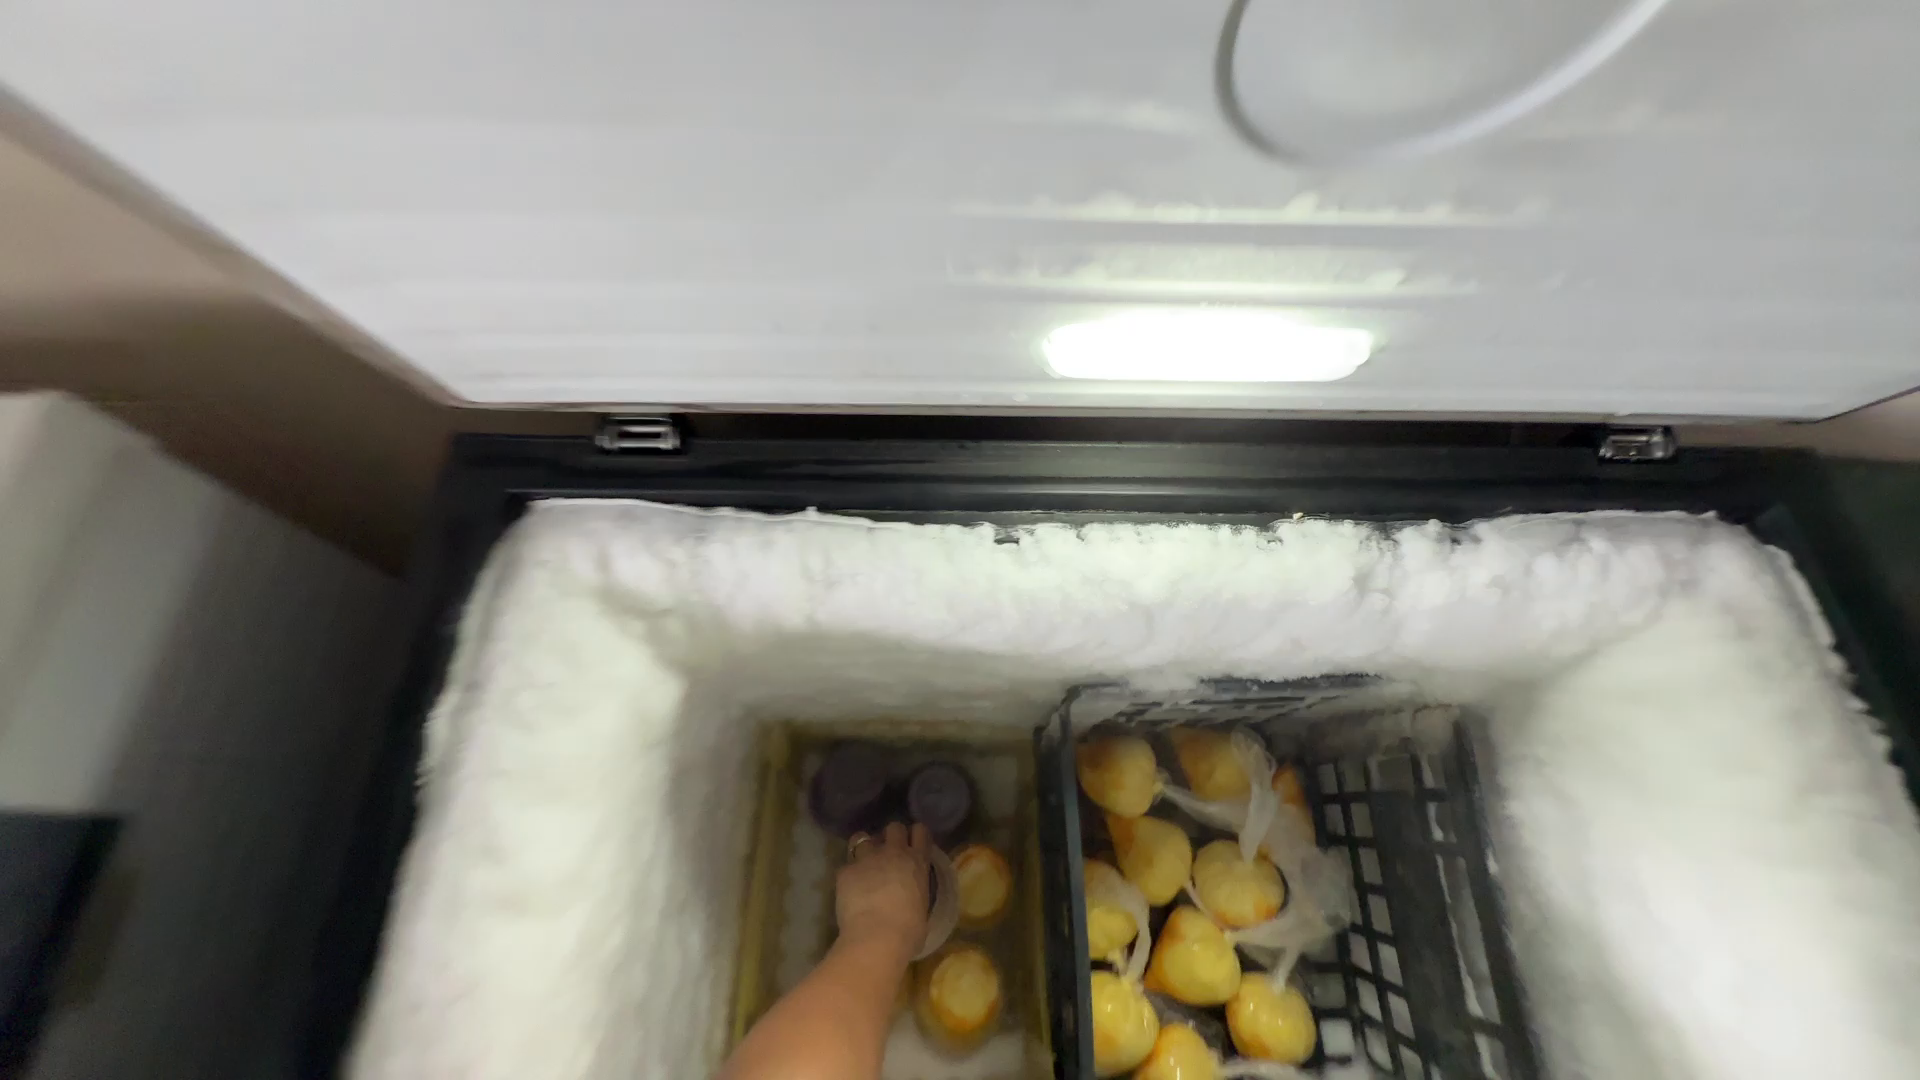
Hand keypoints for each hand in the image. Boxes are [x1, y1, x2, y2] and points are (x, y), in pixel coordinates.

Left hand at [836, 822, 931, 958]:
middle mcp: (893, 852)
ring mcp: (868, 858)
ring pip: (862, 837)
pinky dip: (848, 876)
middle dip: (890, 836)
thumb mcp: (922, 907)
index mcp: (917, 862)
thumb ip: (916, 891)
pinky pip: (846, 867)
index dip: (915, 835)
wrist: (877, 938)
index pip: (920, 831)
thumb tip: (910, 895)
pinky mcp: (846, 871)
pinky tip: (848, 890)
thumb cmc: (909, 931)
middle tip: (887, 854)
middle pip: (893, 827)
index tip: (912, 844)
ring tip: (863, 865)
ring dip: (864, 849)